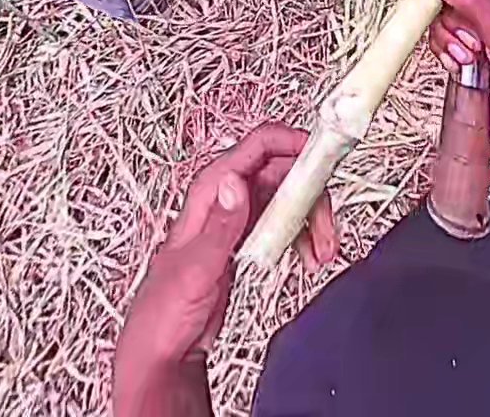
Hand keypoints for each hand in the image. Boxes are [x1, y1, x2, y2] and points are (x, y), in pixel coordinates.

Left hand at [113, 124, 337, 412]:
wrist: (162, 347)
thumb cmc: (165, 309)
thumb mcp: (196, 269)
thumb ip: (220, 226)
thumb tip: (236, 183)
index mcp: (212, 188)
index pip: (260, 145)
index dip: (295, 143)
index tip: (324, 159)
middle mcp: (228, 193)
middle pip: (282, 169)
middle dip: (312, 193)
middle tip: (326, 229)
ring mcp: (239, 213)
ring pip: (287, 195)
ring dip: (311, 218)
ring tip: (320, 253)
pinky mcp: (248, 235)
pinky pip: (284, 220)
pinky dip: (302, 234)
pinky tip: (307, 257)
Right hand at [425, 0, 489, 132]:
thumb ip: (476, 2)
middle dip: (453, 18)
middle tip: (472, 37)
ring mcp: (487, 24)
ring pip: (446, 15)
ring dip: (449, 38)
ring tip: (471, 54)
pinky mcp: (475, 44)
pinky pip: (445, 36)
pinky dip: (446, 50)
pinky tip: (462, 62)